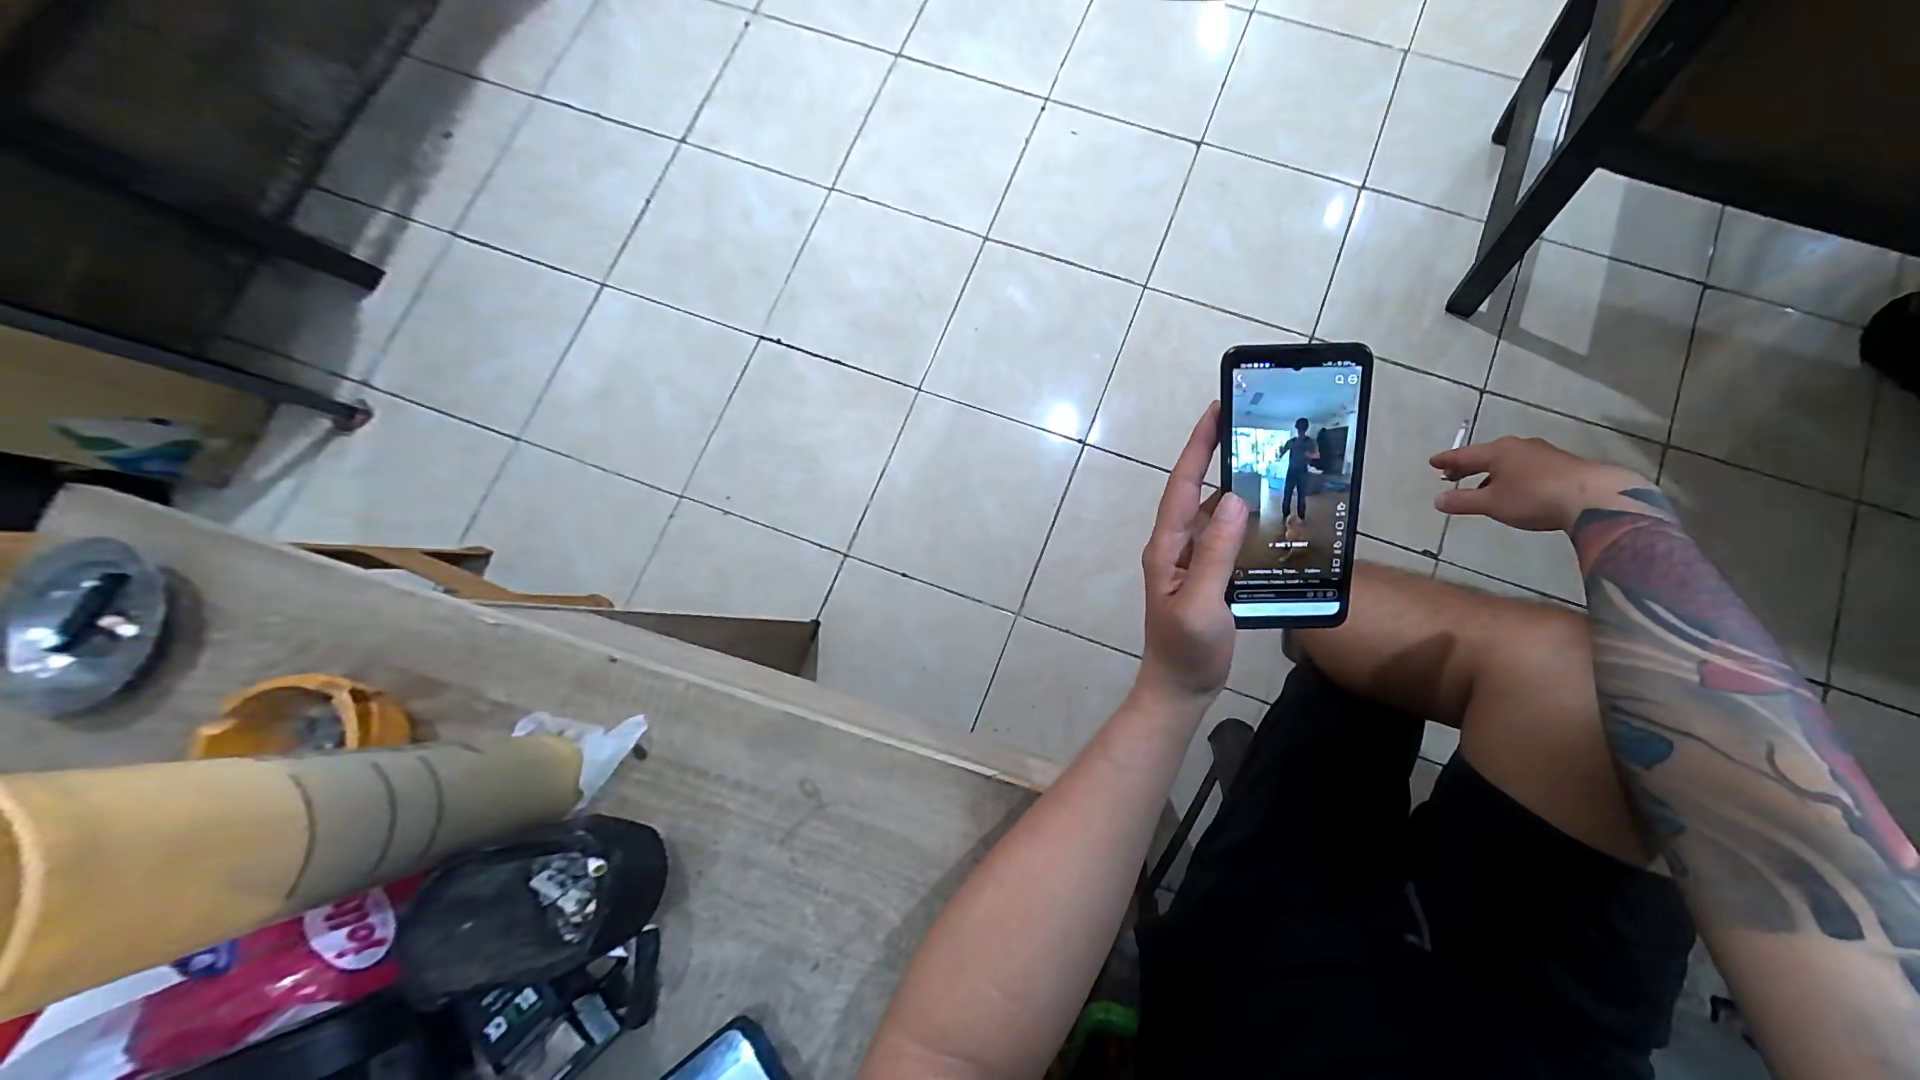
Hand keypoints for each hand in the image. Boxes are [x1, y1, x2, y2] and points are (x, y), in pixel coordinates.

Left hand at [1138, 403, 1248, 706]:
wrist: (1179, 687)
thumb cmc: (1186, 649)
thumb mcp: (1202, 602)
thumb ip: (1215, 553)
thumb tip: (1231, 499)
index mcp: (1166, 548)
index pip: (1180, 487)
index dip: (1197, 448)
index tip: (1215, 411)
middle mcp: (1174, 547)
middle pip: (1194, 492)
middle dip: (1216, 457)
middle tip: (1249, 427)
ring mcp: (1188, 561)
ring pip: (1210, 514)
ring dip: (1232, 487)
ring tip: (1266, 462)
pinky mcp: (1204, 575)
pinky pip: (1222, 538)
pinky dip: (1241, 521)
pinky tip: (1266, 516)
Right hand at [1430, 436, 1651, 533]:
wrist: (1595, 497)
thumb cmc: (1533, 497)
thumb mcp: (1491, 503)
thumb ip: (1462, 501)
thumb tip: (1438, 500)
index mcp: (1498, 452)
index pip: (1464, 455)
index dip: (1447, 460)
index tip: (1432, 462)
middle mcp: (1519, 447)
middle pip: (1486, 455)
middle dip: (1468, 466)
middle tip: (1452, 475)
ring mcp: (1544, 454)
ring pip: (1508, 461)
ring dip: (1492, 472)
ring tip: (1482, 486)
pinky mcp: (1563, 465)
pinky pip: (1527, 467)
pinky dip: (1512, 475)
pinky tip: (1514, 488)